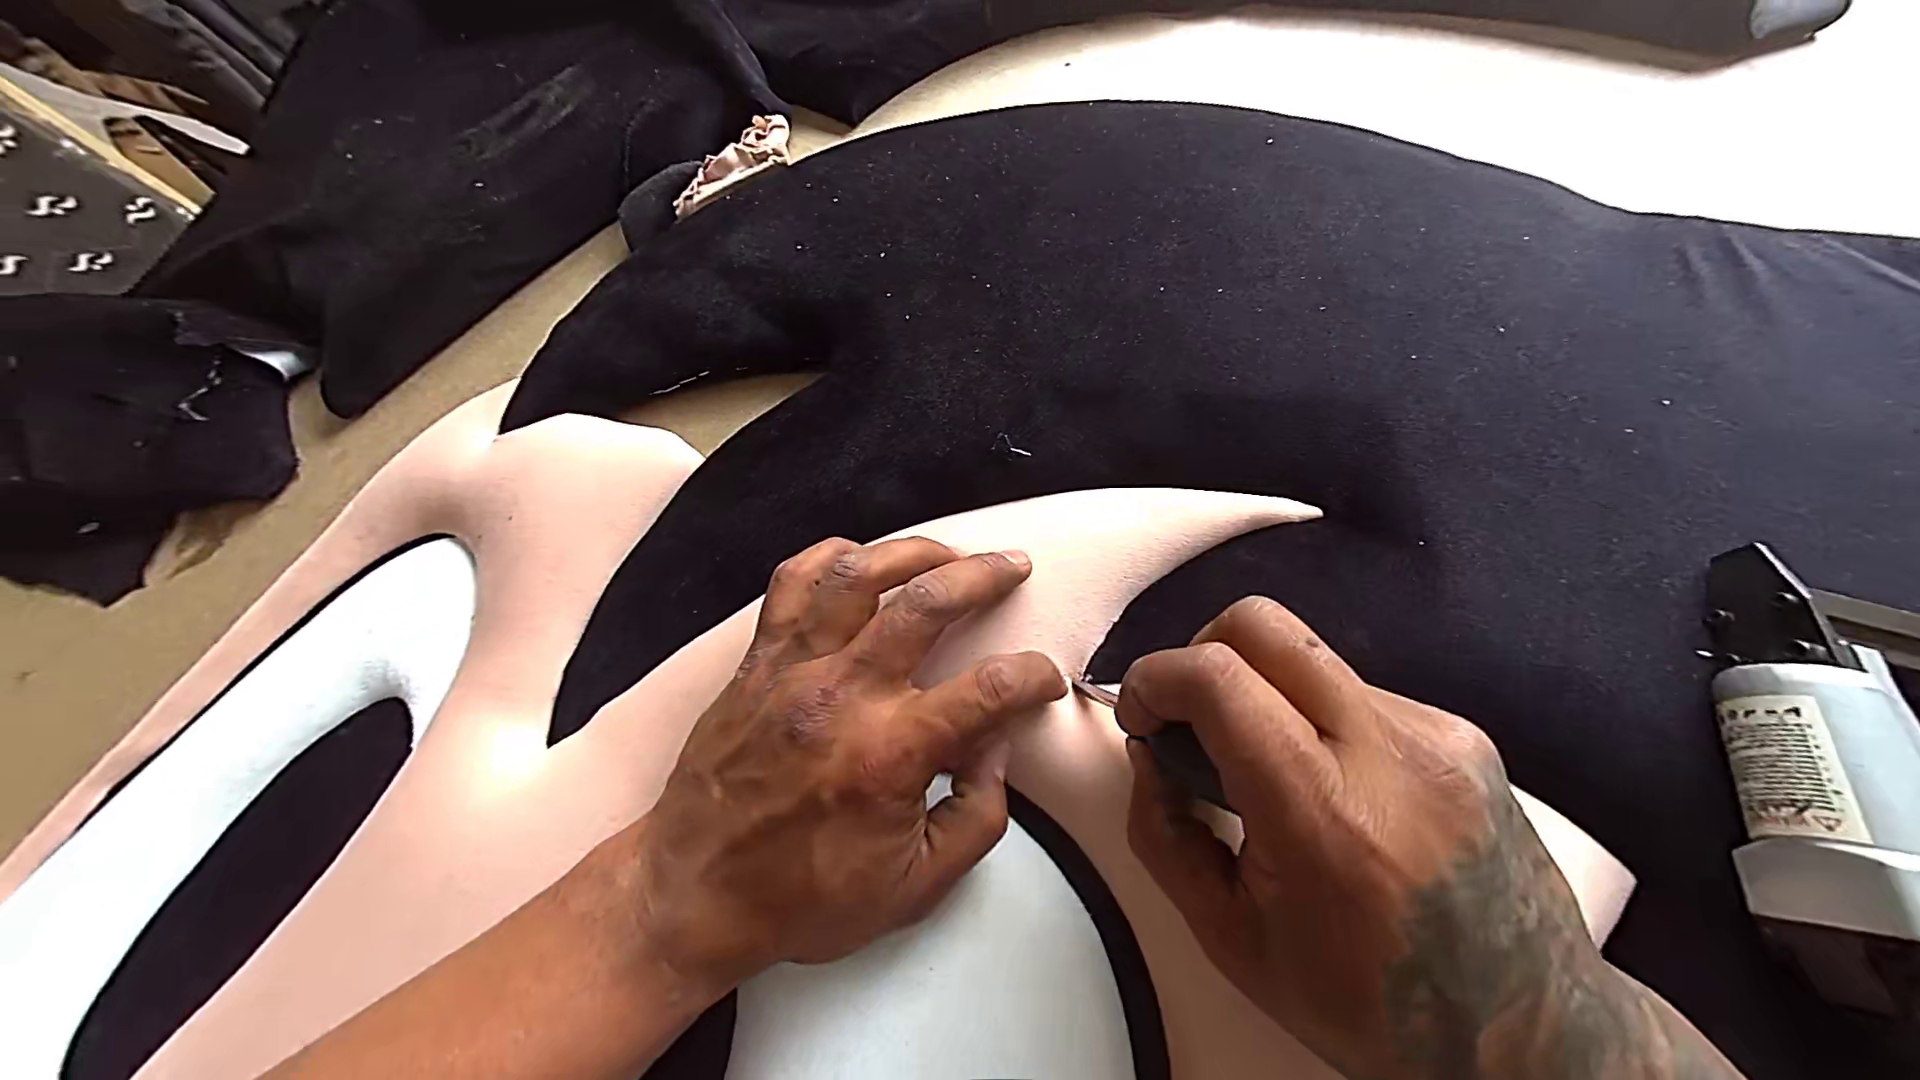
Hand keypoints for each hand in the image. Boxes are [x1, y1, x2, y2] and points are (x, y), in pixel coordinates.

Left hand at [631, 536, 1067, 994]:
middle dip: (984, 575)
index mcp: (889, 754)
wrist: (692, 893)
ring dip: (913, 552)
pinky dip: (832, 557)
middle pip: (927, 602)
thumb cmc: (804, 896)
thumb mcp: (917, 886)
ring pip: (856, 574)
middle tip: (1013, 566)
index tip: (1044, 680)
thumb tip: (995, 743)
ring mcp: (793, 668)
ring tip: (947, 554)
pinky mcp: (758, 660)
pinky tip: (862, 561)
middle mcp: (842, 694)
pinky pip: (791, 582)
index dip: (1033, 676)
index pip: (988, 690)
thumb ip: (979, 816)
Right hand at [1118, 597, 1743, 1079]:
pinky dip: (1306, 713)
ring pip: (1300, 653)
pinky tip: (1326, 780)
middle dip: (1198, 652)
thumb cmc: (1366, 1004)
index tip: (1140, 717)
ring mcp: (1435, 734)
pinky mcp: (1460, 731)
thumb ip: (1162, 831)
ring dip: (1254, 689)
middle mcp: (1391, 754)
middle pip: (1260, 625)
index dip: (1154, 678)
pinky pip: (1345, 685)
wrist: (1540, 1040)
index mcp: (1326, 819)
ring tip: (1265, 765)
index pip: (1219, 680)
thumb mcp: (1227, 936)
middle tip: (1192, 717)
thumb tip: (1148, 748)